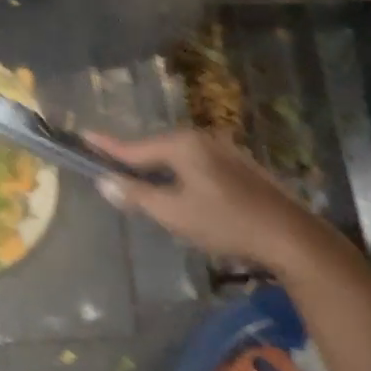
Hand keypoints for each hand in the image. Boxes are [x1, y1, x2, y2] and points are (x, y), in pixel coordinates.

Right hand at [87, 130, 311, 262]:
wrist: (286, 234)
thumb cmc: (224, 222)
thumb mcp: (173, 213)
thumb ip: (137, 196)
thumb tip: (104, 181)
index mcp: (183, 145)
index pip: (135, 147)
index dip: (108, 148)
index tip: (84, 137)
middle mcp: (202, 139)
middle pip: (156, 149)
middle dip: (133, 161)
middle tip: (108, 170)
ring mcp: (223, 150)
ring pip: (177, 158)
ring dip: (157, 171)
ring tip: (138, 185)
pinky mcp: (237, 166)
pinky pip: (194, 165)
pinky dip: (177, 175)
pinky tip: (176, 193)